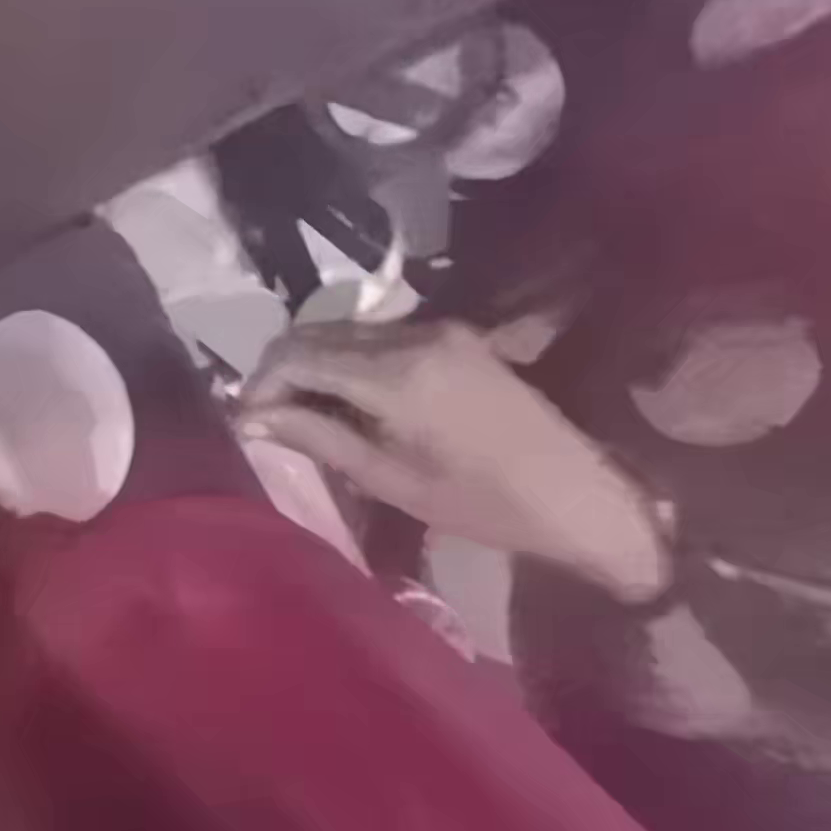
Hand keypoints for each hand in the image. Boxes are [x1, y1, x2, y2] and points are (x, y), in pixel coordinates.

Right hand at [239, 320, 668, 602]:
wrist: (583, 496)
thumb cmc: (479, 502)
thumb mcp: (385, 477)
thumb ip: (314, 435)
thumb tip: (250, 418)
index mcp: (396, 374)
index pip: (296, 355)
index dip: (260, 384)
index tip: (247, 419)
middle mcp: (411, 334)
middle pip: (311, 334)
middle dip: (276, 372)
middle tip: (265, 416)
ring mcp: (434, 328)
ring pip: (336, 331)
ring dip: (306, 364)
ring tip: (297, 410)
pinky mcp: (448, 334)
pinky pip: (368, 337)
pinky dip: (338, 361)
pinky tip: (337, 396)